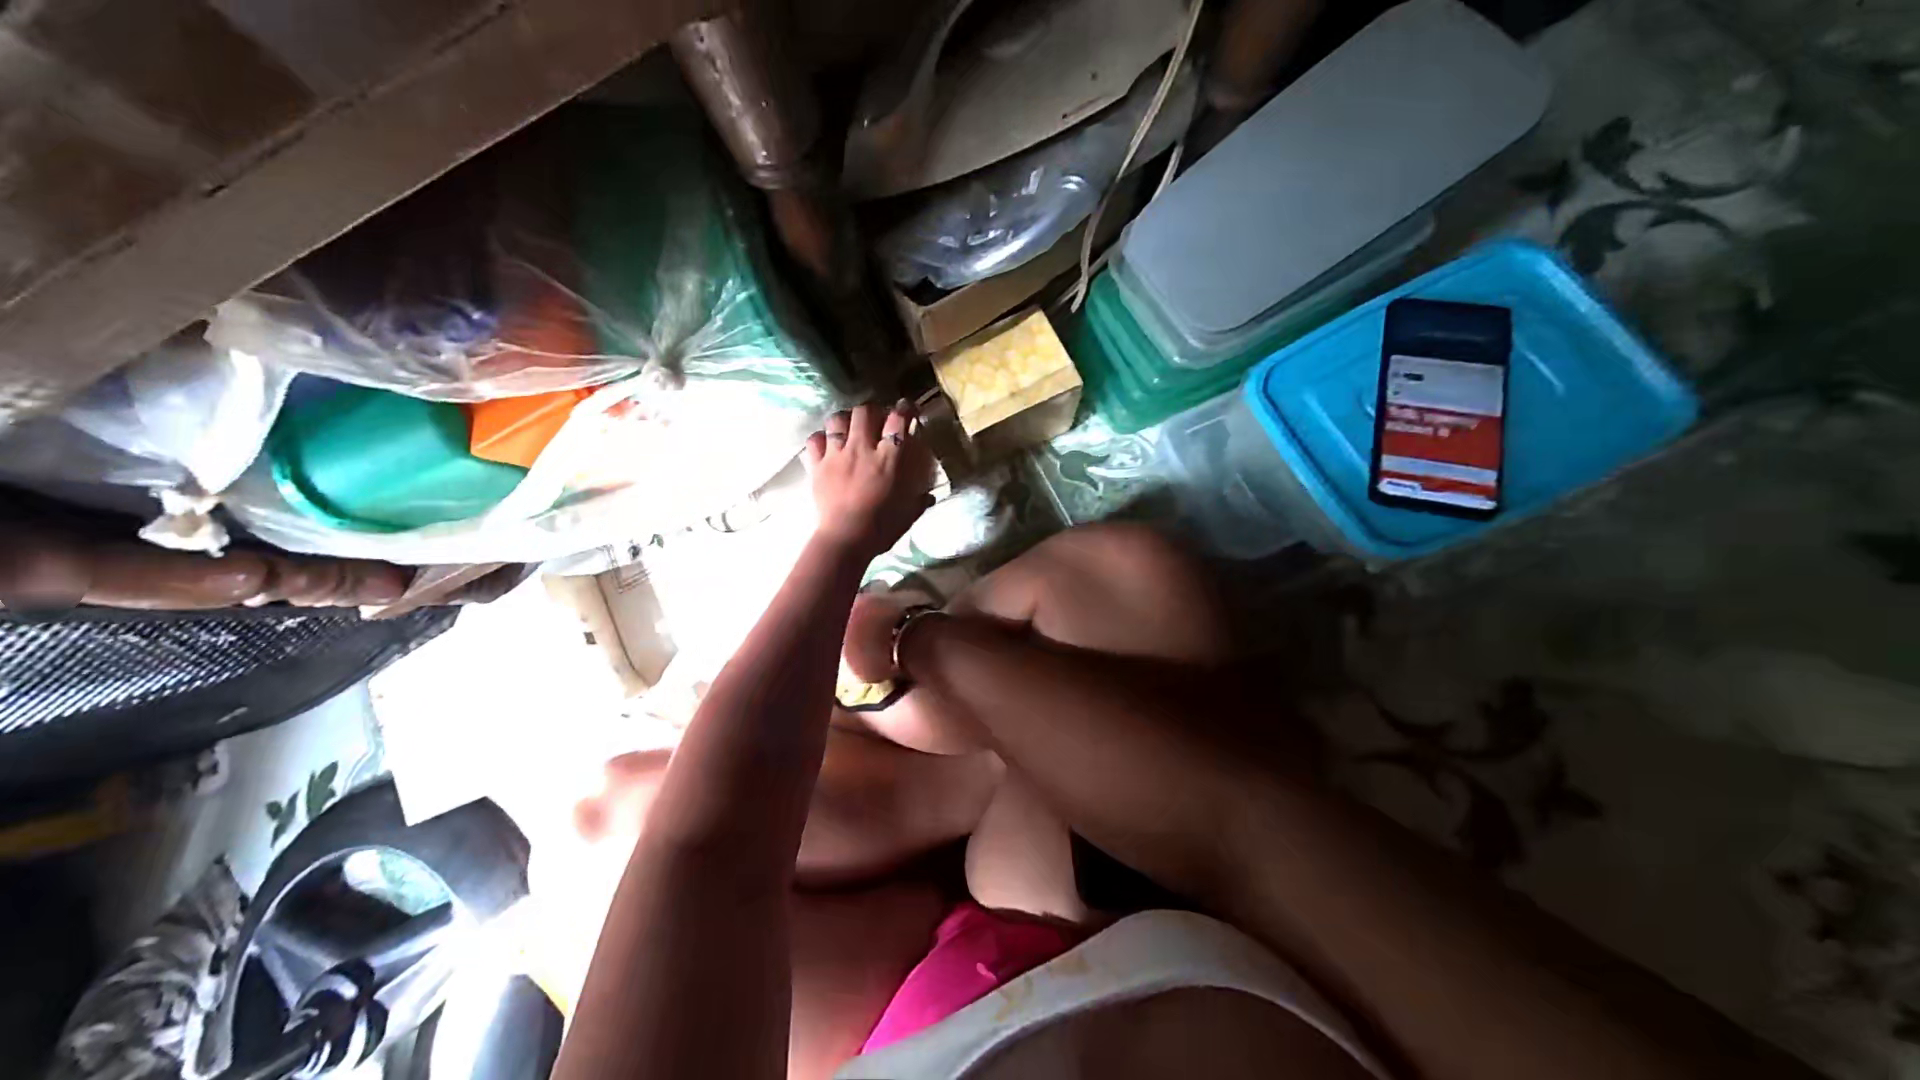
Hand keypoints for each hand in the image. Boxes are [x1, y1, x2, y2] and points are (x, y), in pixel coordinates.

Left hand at [803, 400, 933, 558]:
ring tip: (849, 425)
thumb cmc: (880, 528)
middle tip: (876, 417)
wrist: (845, 539)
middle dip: (872, 410)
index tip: (907, 408)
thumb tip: (929, 497)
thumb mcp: (907, 515)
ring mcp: (836, 455)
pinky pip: (814, 440)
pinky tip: (826, 442)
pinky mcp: (817, 465)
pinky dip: (821, 437)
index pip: (898, 421)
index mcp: (888, 459)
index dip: (904, 409)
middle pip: (864, 412)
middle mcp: (861, 449)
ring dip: (845, 418)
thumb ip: (918, 502)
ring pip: (837, 419)